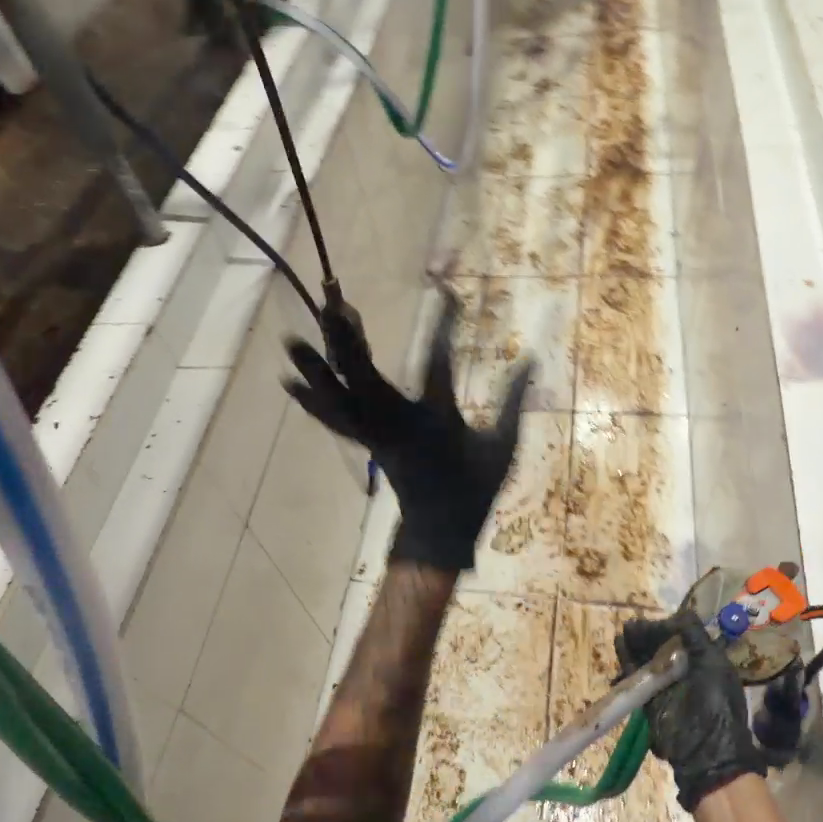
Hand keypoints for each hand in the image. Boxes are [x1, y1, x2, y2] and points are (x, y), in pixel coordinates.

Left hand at [283, 289, 531, 572]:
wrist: (440, 532)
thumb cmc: (474, 489)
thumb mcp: (503, 447)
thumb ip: (513, 402)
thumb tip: (532, 358)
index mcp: (438, 420)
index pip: (439, 362)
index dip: (444, 325)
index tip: (446, 290)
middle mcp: (399, 423)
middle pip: (366, 378)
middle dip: (347, 342)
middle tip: (330, 305)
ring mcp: (376, 434)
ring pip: (341, 398)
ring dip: (317, 368)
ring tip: (291, 340)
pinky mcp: (365, 442)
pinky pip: (334, 419)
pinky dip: (312, 400)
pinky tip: (290, 382)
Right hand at [617, 611, 767, 810]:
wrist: (706, 753)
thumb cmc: (716, 706)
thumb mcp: (713, 665)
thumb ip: (695, 637)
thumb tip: (677, 614)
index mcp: (706, 660)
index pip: (683, 635)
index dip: (668, 627)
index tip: (656, 624)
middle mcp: (685, 670)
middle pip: (662, 645)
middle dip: (648, 634)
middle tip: (633, 626)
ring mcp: (666, 685)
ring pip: (647, 658)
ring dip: (635, 644)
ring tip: (625, 632)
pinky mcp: (649, 699)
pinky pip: (636, 675)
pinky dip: (627, 660)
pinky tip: (620, 645)